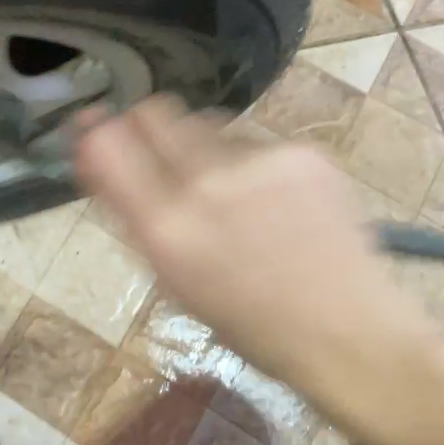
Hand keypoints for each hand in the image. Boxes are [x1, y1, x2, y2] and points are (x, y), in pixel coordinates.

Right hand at [73, 95, 437, 388]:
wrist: (348, 333)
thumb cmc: (247, 322)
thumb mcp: (171, 278)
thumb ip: (132, 214)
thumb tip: (95, 157)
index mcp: (164, 227)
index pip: (107, 142)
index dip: (96, 130)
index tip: (95, 128)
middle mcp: (205, 183)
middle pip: (155, 112)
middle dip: (148, 126)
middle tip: (161, 152)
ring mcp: (258, 161)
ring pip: (205, 125)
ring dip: (201, 146)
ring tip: (230, 190)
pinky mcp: (301, 152)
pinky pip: (253, 139)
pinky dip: (251, 161)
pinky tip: (273, 199)